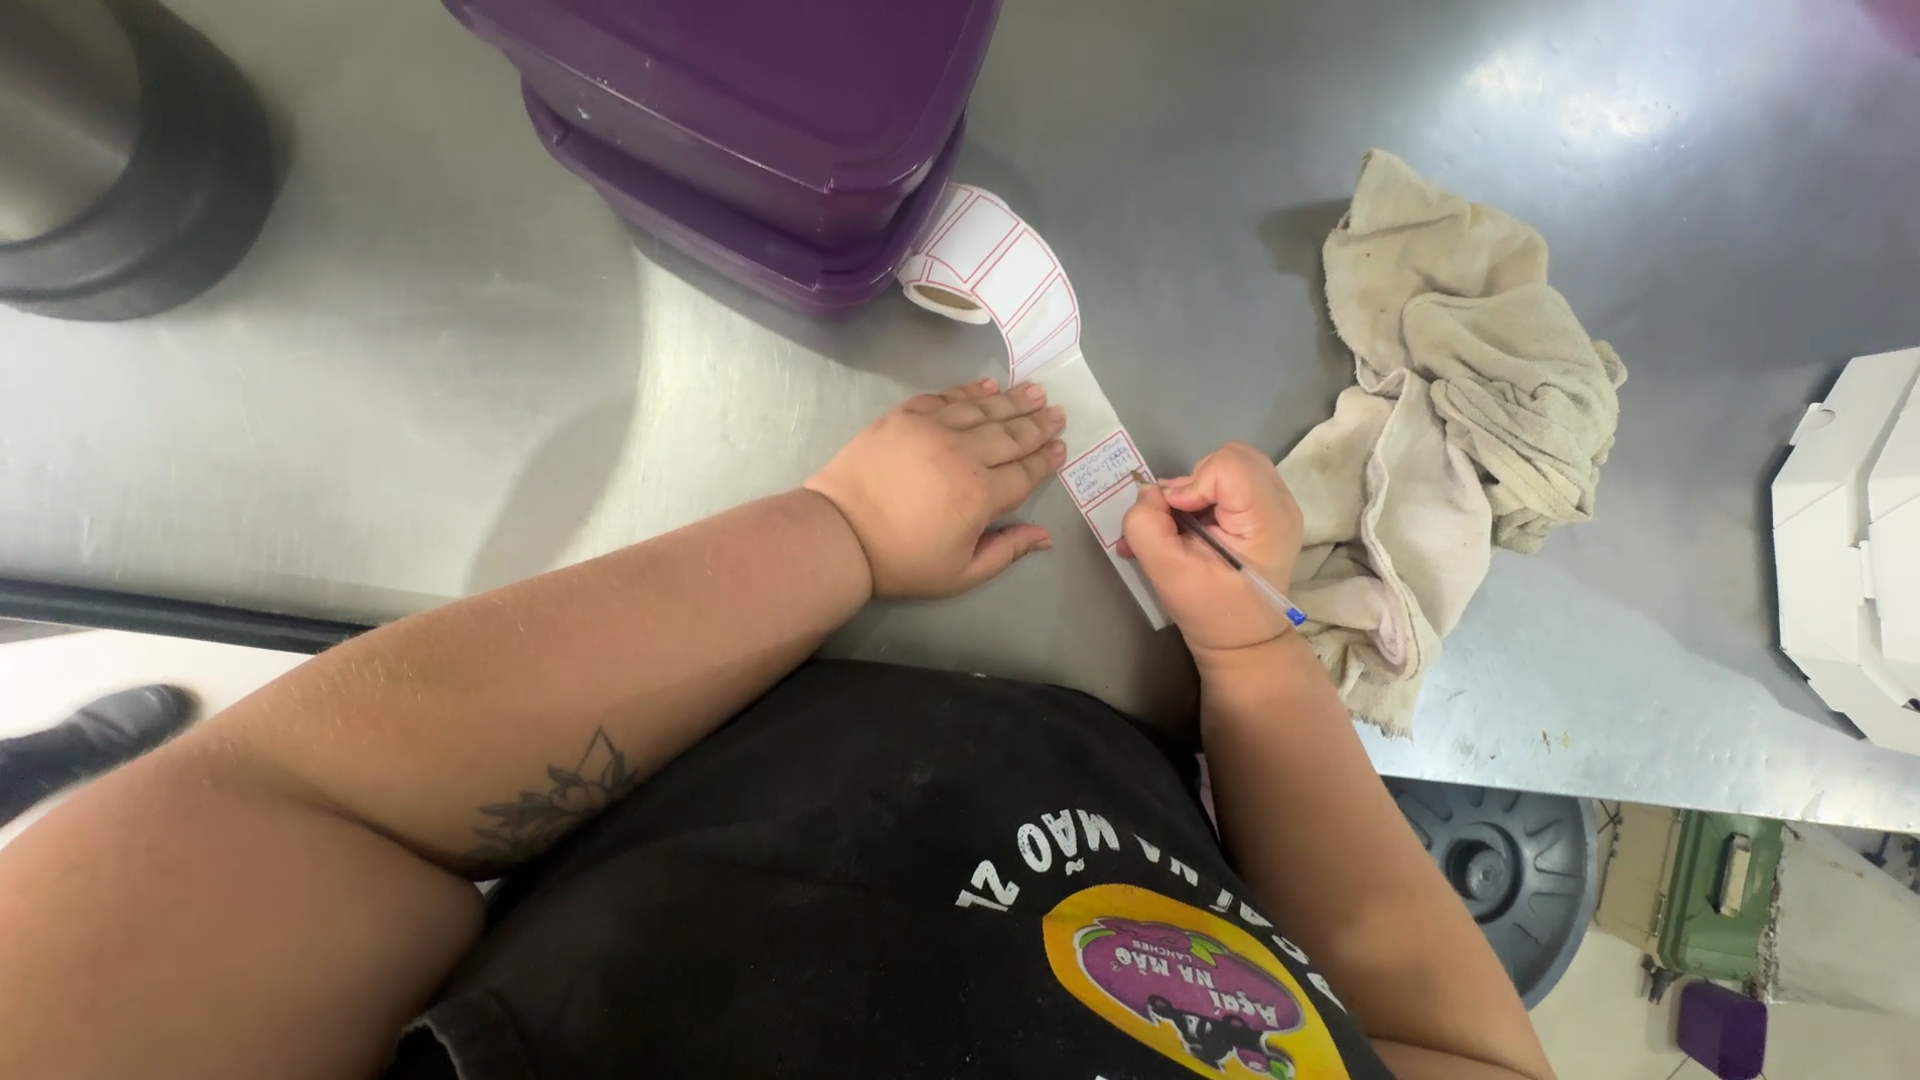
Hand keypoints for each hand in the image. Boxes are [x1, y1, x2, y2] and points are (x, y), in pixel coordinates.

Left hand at [805, 379, 1067, 598]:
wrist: (839, 535)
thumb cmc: (901, 561)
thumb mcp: (960, 573)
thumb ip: (1006, 551)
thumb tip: (1046, 536)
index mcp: (981, 495)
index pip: (1025, 471)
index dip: (1047, 459)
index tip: (1062, 446)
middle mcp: (964, 454)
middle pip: (1011, 434)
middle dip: (1038, 424)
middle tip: (1058, 413)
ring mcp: (932, 429)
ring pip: (983, 409)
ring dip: (1013, 401)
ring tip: (1036, 392)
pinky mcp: (904, 416)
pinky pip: (946, 397)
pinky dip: (970, 390)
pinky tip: (989, 386)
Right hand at [1119, 441, 1304, 657]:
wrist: (1244, 641)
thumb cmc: (1210, 611)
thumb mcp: (1166, 573)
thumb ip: (1146, 526)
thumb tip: (1150, 493)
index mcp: (1267, 519)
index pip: (1225, 466)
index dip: (1191, 486)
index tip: (1178, 521)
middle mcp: (1281, 503)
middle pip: (1230, 456)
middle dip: (1194, 483)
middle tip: (1179, 520)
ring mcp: (1277, 505)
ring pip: (1229, 464)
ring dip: (1196, 488)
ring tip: (1181, 524)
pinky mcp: (1266, 510)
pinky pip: (1231, 480)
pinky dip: (1204, 494)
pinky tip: (1190, 524)